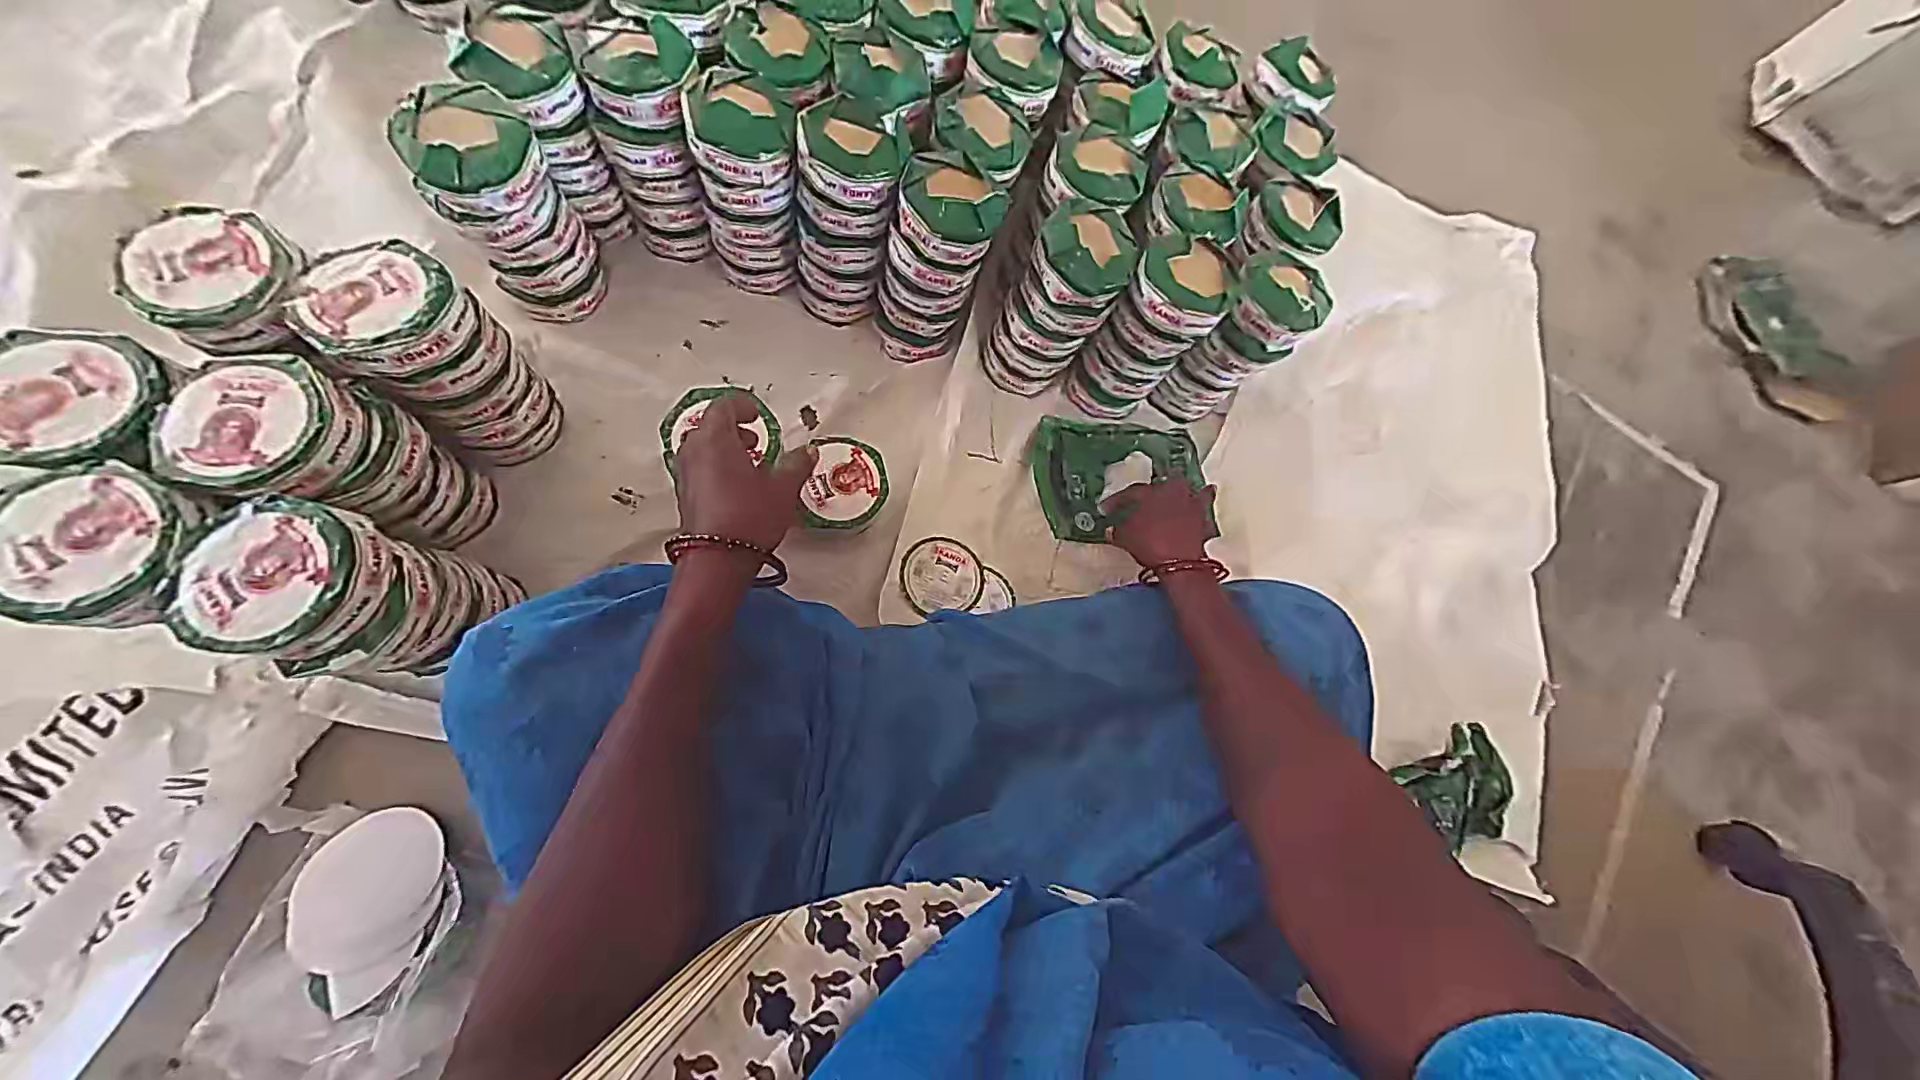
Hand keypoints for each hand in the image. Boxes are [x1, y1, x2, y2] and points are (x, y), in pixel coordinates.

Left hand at [672, 393, 815, 551]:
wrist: (719, 557)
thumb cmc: (751, 514)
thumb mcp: (783, 487)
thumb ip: (796, 463)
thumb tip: (807, 450)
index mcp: (716, 438)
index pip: (723, 406)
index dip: (743, 405)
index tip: (758, 414)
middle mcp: (694, 451)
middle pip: (710, 426)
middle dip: (734, 428)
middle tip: (756, 439)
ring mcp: (685, 474)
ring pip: (703, 448)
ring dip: (725, 449)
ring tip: (751, 463)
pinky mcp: (685, 496)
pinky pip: (700, 469)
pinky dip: (717, 467)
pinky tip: (740, 486)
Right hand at [1104, 479, 1219, 567]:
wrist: (1181, 563)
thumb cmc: (1148, 546)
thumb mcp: (1124, 538)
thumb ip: (1117, 529)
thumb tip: (1112, 528)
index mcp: (1149, 492)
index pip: (1130, 492)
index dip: (1117, 501)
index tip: (1107, 508)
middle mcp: (1172, 490)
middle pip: (1162, 483)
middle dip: (1153, 490)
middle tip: (1144, 500)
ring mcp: (1191, 502)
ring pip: (1186, 490)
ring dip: (1179, 492)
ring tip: (1174, 497)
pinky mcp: (1205, 517)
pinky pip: (1202, 506)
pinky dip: (1197, 507)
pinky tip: (1195, 508)